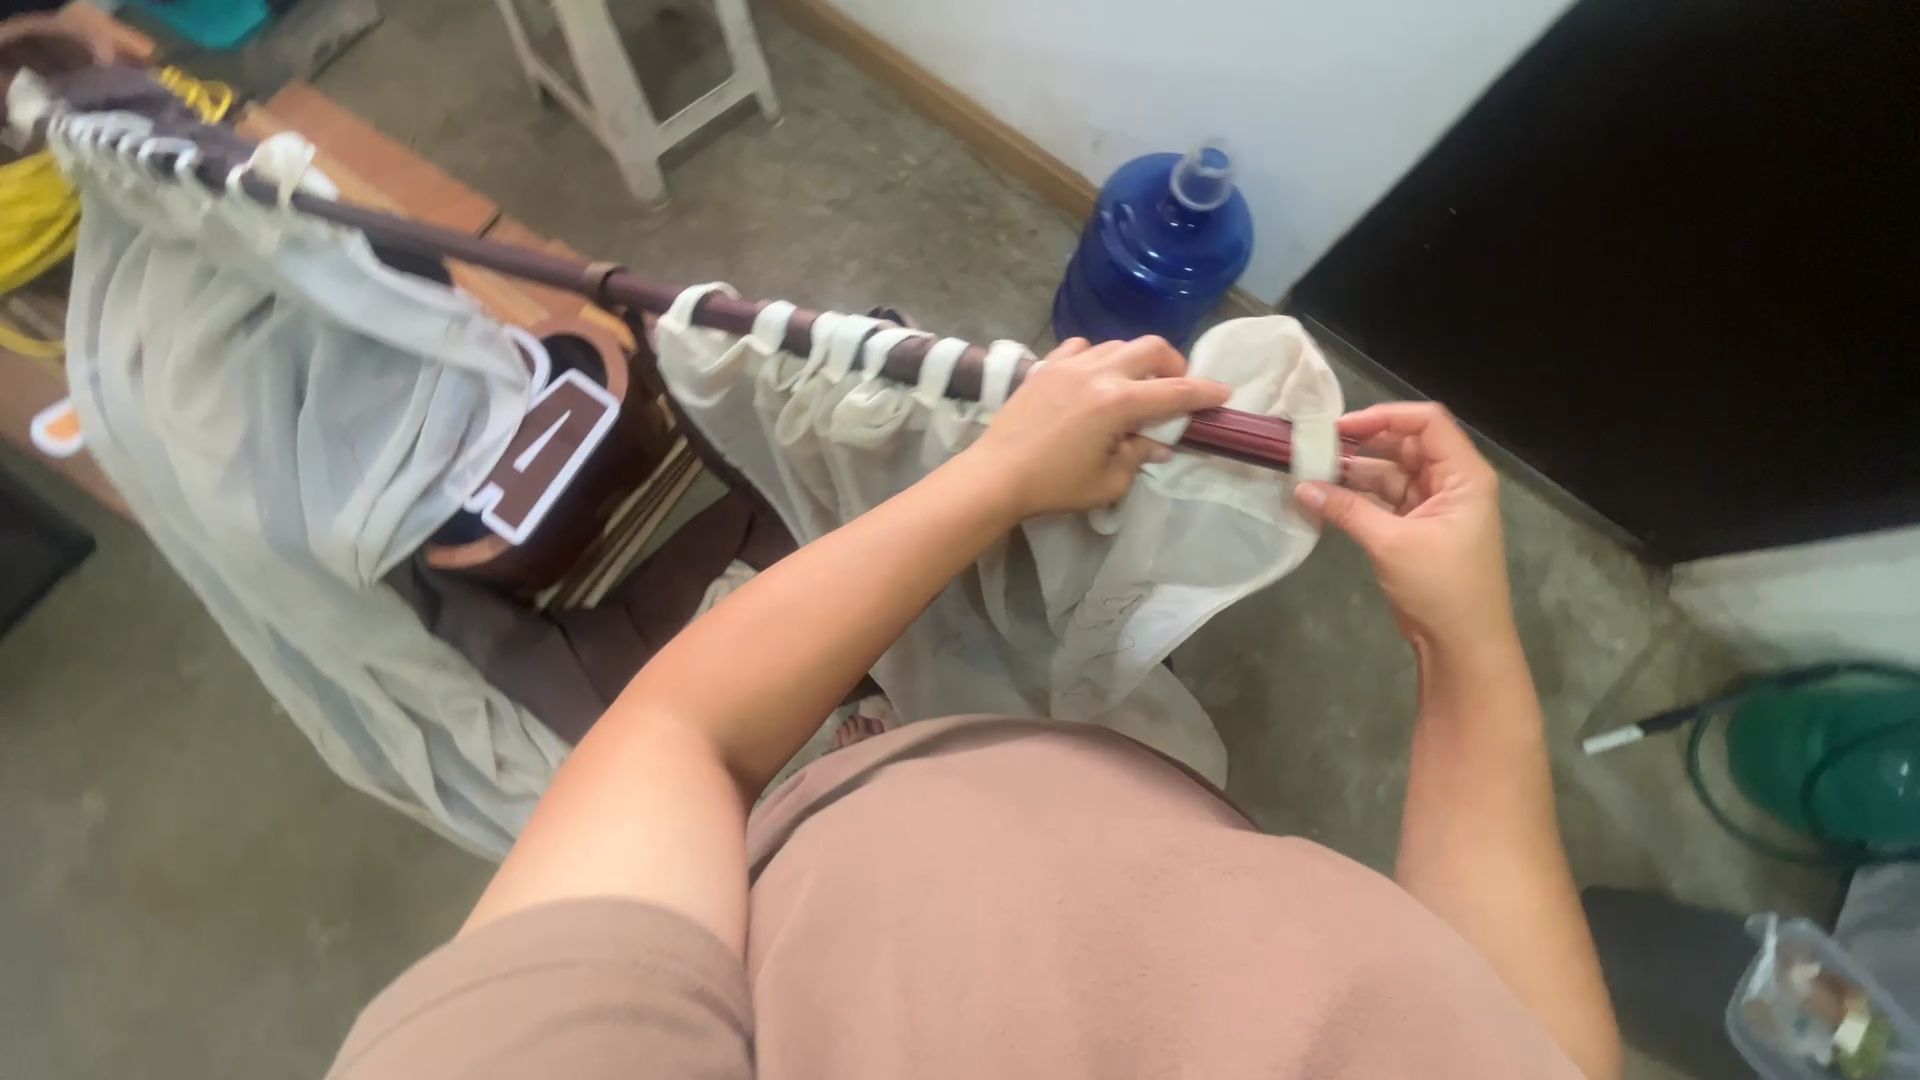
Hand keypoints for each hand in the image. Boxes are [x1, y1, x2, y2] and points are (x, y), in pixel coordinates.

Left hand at [962, 336, 1229, 518]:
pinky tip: (1093, 377)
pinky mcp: (1045, 367)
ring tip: (1133, 386)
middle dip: (1174, 364)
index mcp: (1119, 402)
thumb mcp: (1108, 481)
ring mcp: (1068, 364)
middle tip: (1176, 388)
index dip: (1205, 392)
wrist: (996, 475)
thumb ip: (1139, 457)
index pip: (1176, 391)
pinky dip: (1097, 357)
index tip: (1223, 394)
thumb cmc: (1054, 485)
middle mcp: (1099, 372)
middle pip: (1152, 349)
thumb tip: (1157, 444)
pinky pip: (1080, 347)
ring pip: (1117, 344)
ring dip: (1135, 360)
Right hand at [1295, 403, 1514, 652]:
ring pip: (1390, 474)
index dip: (1384, 416)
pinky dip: (1356, 498)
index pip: (1427, 423)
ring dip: (1354, 473)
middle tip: (1316, 447)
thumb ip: (1345, 510)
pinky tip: (1323, 498)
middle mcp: (1450, 483)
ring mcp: (1432, 507)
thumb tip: (1301, 487)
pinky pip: (1382, 501)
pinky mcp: (1414, 529)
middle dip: (1363, 443)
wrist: (1462, 643)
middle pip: (1406, 445)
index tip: (1340, 428)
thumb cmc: (1441, 586)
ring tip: (1311, 472)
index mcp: (1462, 476)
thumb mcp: (1391, 542)